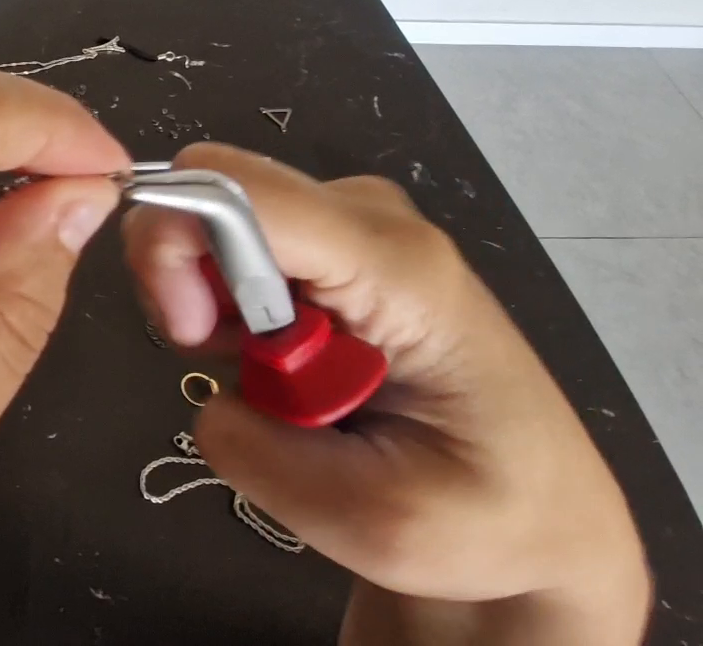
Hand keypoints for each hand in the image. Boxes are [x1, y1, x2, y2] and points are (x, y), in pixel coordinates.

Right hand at [123, 144, 650, 645]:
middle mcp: (367, 220)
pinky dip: (213, 294)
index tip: (186, 331)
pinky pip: (219, 236)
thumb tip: (205, 393)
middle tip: (214, 356)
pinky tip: (261, 346)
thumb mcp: (381, 521)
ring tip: (254, 367)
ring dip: (197, 293)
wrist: (537, 511)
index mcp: (398, 270)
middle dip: (179, 273)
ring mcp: (344, 223)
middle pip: (208, 190)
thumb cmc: (483, 519)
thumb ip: (257, 450)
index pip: (241, 192)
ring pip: (204, 215)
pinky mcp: (323, 239)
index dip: (175, 239)